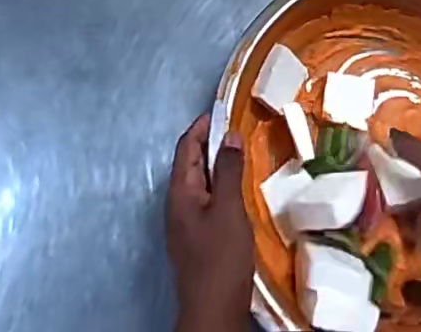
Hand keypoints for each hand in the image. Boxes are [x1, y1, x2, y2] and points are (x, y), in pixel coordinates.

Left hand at [166, 114, 253, 331]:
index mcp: (180, 192)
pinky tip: (239, 188)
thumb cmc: (220, 257)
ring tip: (242, 152)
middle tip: (236, 127)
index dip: (201, 126)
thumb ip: (228, 170)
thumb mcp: (228, 208)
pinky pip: (207, 199)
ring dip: (217, 164)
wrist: (214, 313)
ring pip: (200, 182)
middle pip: (191, 162)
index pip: (186, 147)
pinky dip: (221, 185)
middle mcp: (178, 204)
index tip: (221, 110)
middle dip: (210, 142)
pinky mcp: (198, 238)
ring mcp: (186, 223)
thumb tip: (229, 135)